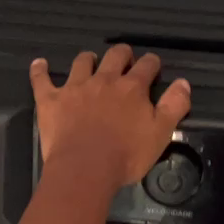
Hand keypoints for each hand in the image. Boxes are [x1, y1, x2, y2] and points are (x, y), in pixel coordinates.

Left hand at [30, 45, 192, 197]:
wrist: (85, 168)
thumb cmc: (126, 155)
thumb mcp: (161, 133)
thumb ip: (174, 106)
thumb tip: (183, 83)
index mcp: (132, 88)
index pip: (146, 65)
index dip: (151, 64)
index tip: (153, 66)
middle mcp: (104, 80)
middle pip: (114, 56)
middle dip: (122, 54)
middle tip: (124, 59)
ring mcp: (75, 88)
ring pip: (82, 63)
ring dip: (88, 60)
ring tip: (90, 62)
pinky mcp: (51, 100)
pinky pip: (42, 79)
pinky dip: (40, 70)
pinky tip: (40, 64)